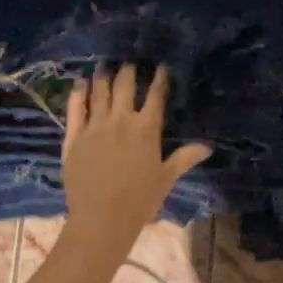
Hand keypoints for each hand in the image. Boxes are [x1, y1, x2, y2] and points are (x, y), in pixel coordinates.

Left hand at [62, 64, 211, 239]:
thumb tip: (208, 147)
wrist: (102, 219)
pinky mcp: (74, 137)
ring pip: (98, 92)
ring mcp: (94, 126)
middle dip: (128, 71)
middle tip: (128, 63)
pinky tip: (79, 83)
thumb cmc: (140, 200)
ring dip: (102, 76)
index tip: (160, 66)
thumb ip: (185, 158)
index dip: (159, 79)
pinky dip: (78, 93)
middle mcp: (121, 120)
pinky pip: (75, 109)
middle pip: (124, 86)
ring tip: (104, 65)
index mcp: (146, 128)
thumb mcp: (166, 178)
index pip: (155, 96)